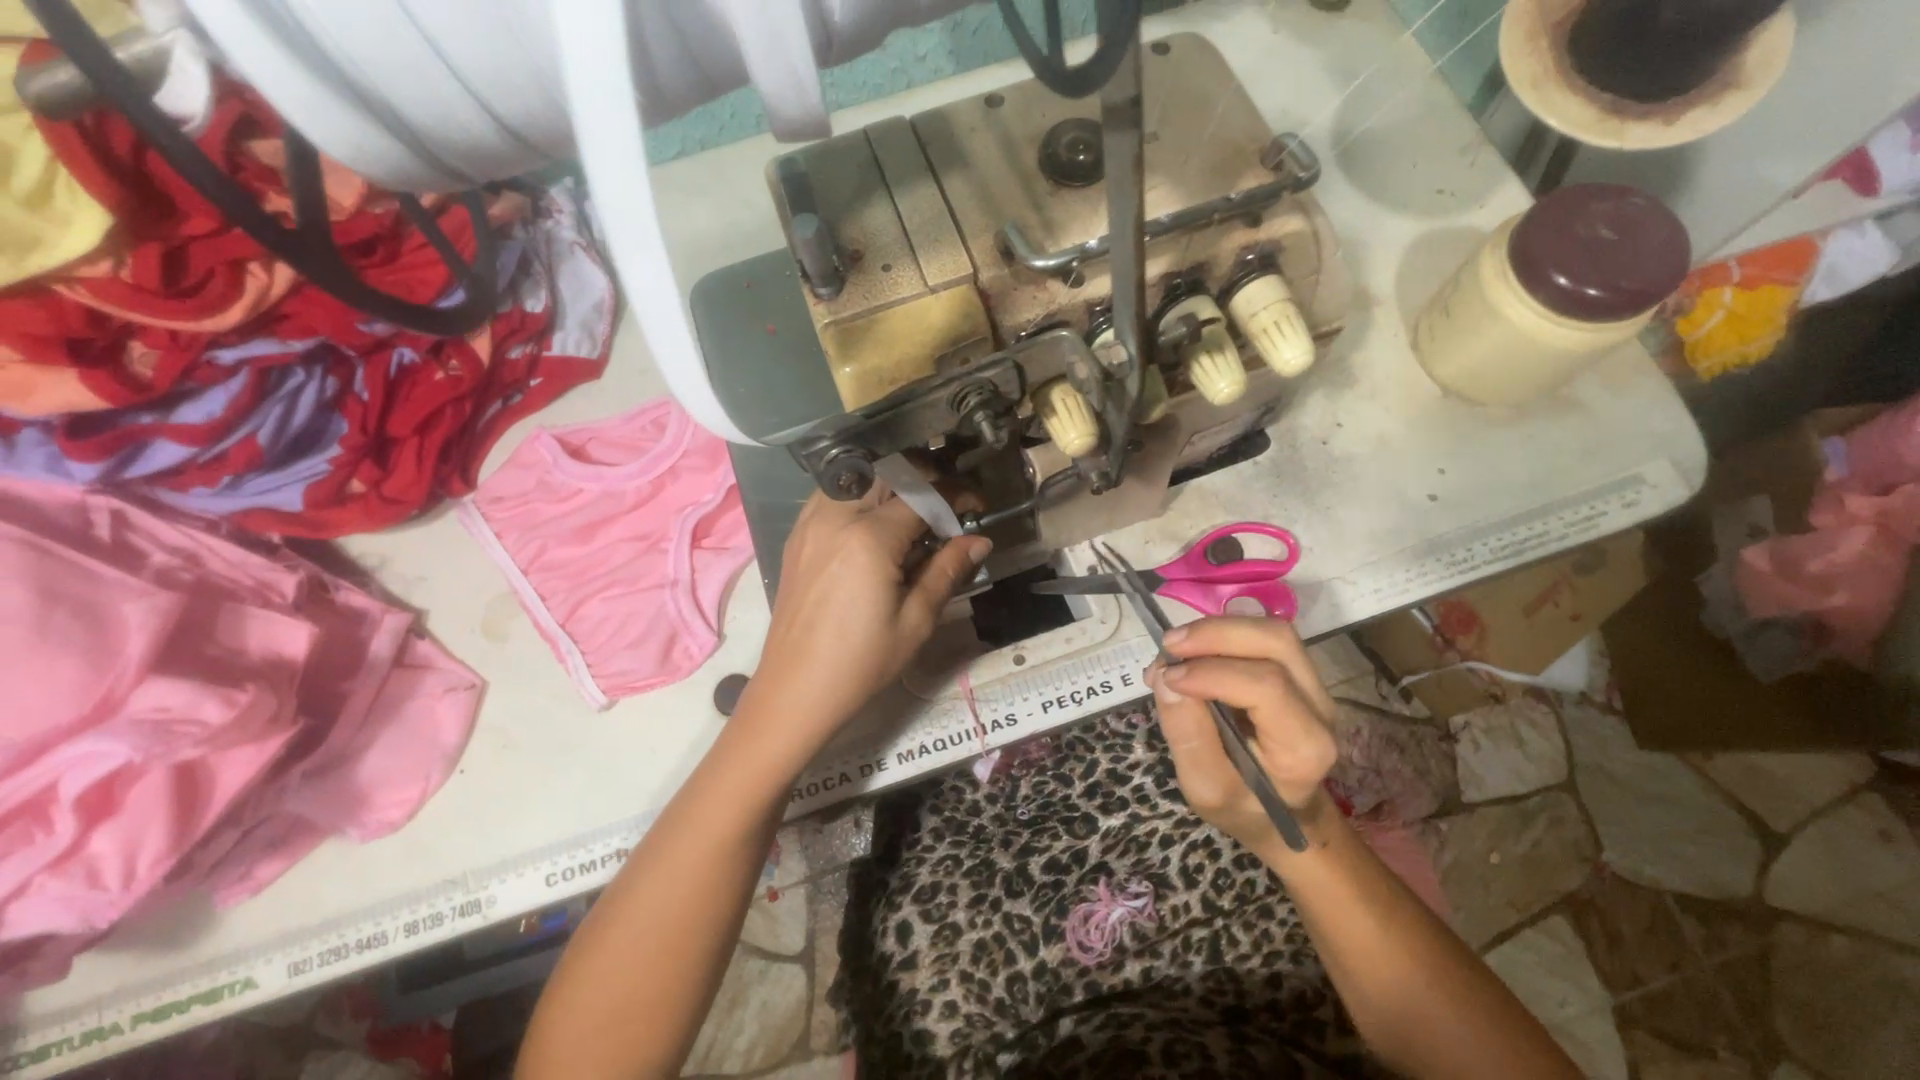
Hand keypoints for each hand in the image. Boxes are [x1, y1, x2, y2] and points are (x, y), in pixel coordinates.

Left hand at [742, 487, 990, 754]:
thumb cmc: (861, 664)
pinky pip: (830, 497)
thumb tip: (979, 540)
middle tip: (945, 507)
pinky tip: (874, 530)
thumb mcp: (915, 621)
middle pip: (885, 473)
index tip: (977, 506)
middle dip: (921, 480)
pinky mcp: (796, 539)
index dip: (955, 495)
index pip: (921, 497)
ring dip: (888, 484)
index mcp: (868, 539)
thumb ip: (946, 571)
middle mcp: (834, 518)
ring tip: (911, 515)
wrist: (796, 691)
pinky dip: (857, 497)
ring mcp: (809, 525)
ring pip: (854, 478)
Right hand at [1149, 617, 1338, 853]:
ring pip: (1274, 632)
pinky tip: (1195, 651)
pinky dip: (1225, 634)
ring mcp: (1314, 686)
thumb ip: (1188, 735)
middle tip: (1169, 645)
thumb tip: (1164, 676)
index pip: (1266, 686)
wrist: (1281, 814)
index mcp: (1304, 746)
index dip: (1212, 672)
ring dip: (1220, 628)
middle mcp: (1320, 708)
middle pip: (1277, 643)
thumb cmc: (1243, 808)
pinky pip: (1265, 638)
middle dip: (1217, 634)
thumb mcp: (1206, 788)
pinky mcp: (1299, 674)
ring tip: (1177, 645)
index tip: (1167, 677)